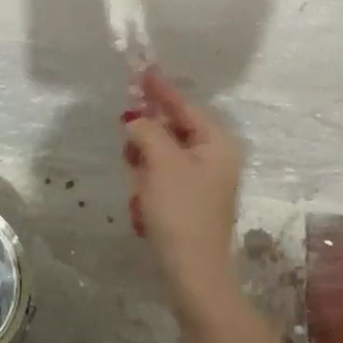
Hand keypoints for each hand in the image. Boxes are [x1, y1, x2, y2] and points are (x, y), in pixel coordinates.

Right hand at [123, 70, 241, 311]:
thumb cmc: (180, 212)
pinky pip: (165, 178)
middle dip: (148, 132)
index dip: (160, 89)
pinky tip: (141, 200)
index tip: (140, 70)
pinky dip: (150, 183)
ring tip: (133, 172)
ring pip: (166, 155)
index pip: (185, 106)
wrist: (193, 272)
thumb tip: (135, 119)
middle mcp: (216, 158)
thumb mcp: (160, 163)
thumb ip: (147, 131)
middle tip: (125, 134)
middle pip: (175, 129)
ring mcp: (205, 182)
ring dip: (145, 161)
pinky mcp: (192, 203)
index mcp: (217, 143)